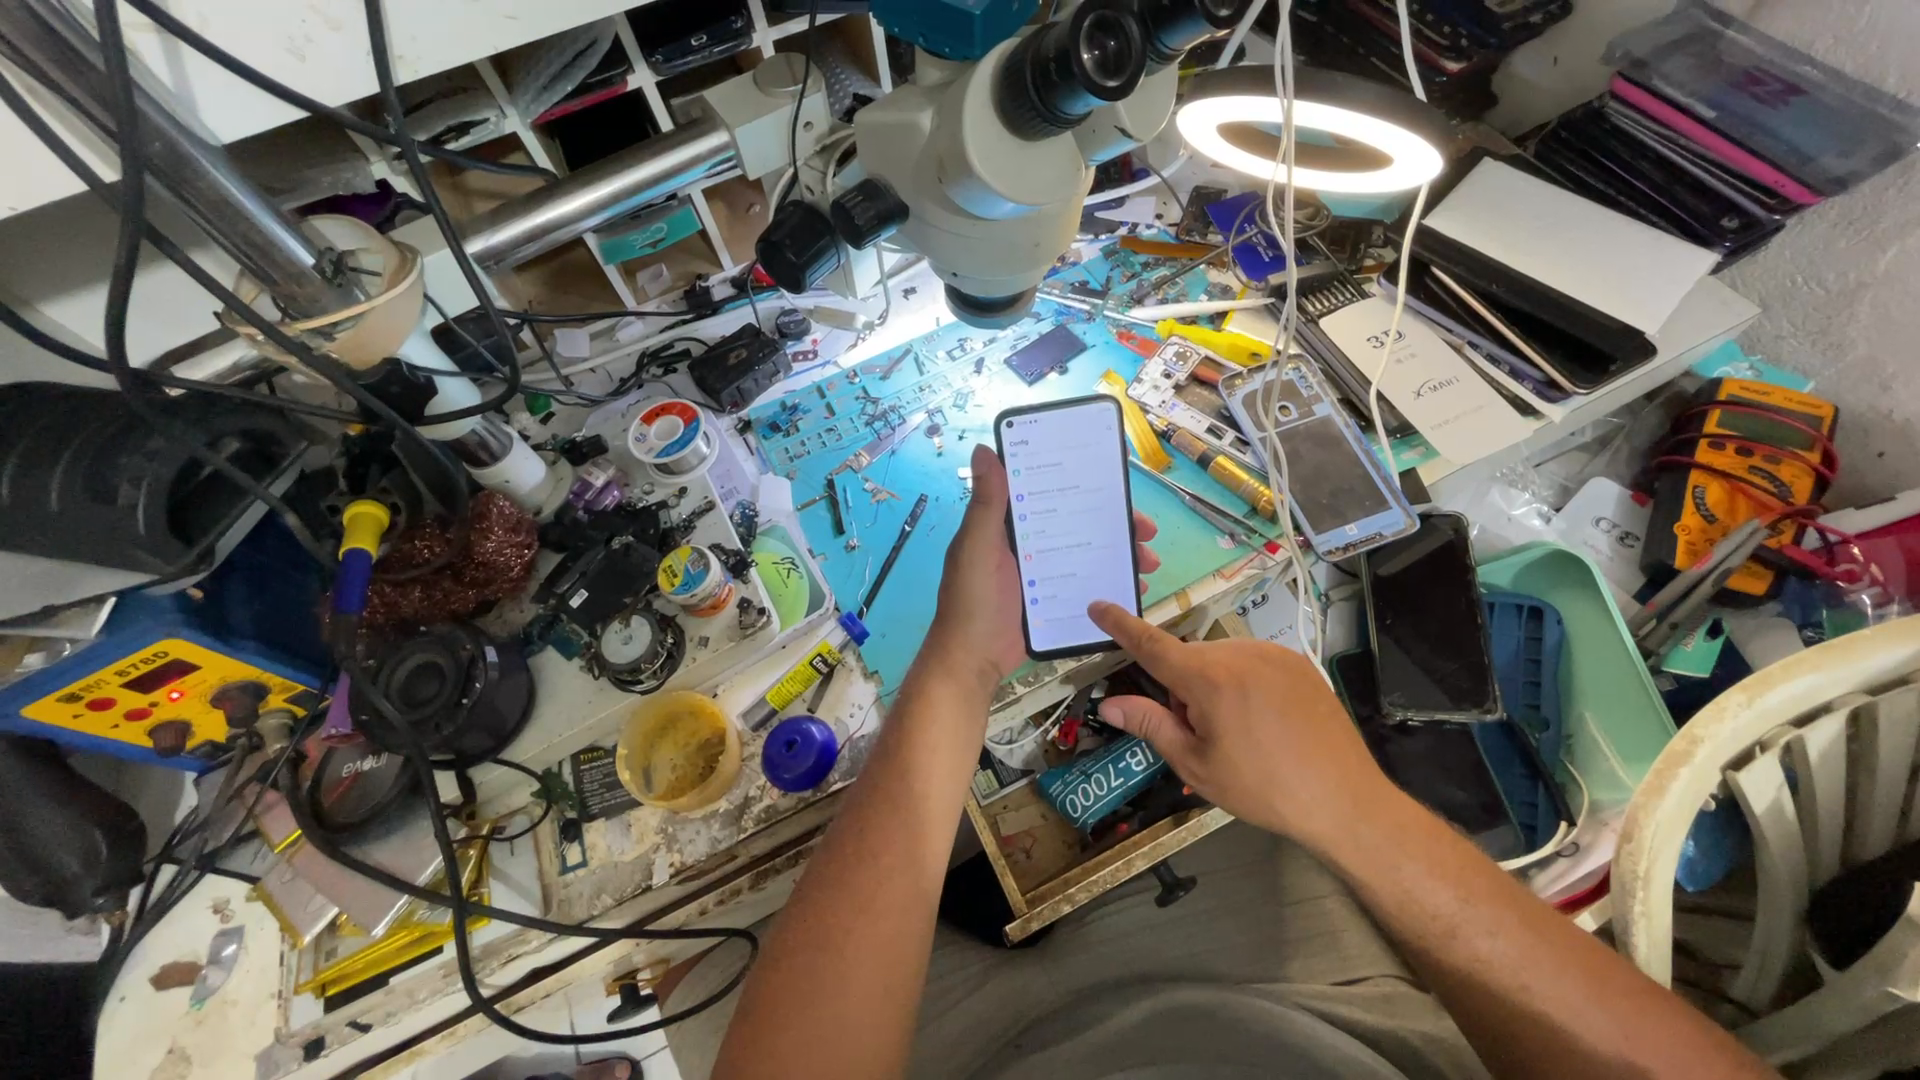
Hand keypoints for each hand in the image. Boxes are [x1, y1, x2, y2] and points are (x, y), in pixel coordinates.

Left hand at [927, 446, 1158, 692]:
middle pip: (1079, 524)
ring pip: (1088, 554)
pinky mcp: (1053, 602)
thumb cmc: (972, 599)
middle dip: (1115, 524)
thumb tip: (983, 449)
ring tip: (1149, 563)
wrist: (972, 660)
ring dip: (1120, 554)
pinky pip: (1087, 585)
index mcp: (1007, 526)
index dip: (1082, 487)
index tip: (1116, 485)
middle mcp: (1028, 545)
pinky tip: (1134, 587)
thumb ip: (986, 503)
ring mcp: (1042, 575)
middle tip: (1147, 530)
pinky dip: (1111, 583)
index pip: (1051, 494)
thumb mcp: (976, 546)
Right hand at [1086, 601, 1393, 853]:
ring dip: (1212, 684)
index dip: (1120, 625)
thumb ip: (1150, 725)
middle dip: (1181, 688)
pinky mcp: (1297, 662)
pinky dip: (1241, 682)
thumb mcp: (1195, 764)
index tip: (1097, 605)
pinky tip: (1265, 720)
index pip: (1150, 644)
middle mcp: (1239, 652)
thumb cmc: (1262, 789)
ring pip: (1219, 660)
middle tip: (1202, 735)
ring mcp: (1272, 653)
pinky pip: (1249, 661)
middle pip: (1187, 659)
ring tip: (1240, 732)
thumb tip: (1109, 704)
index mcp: (1209, 678)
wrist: (1345, 800)